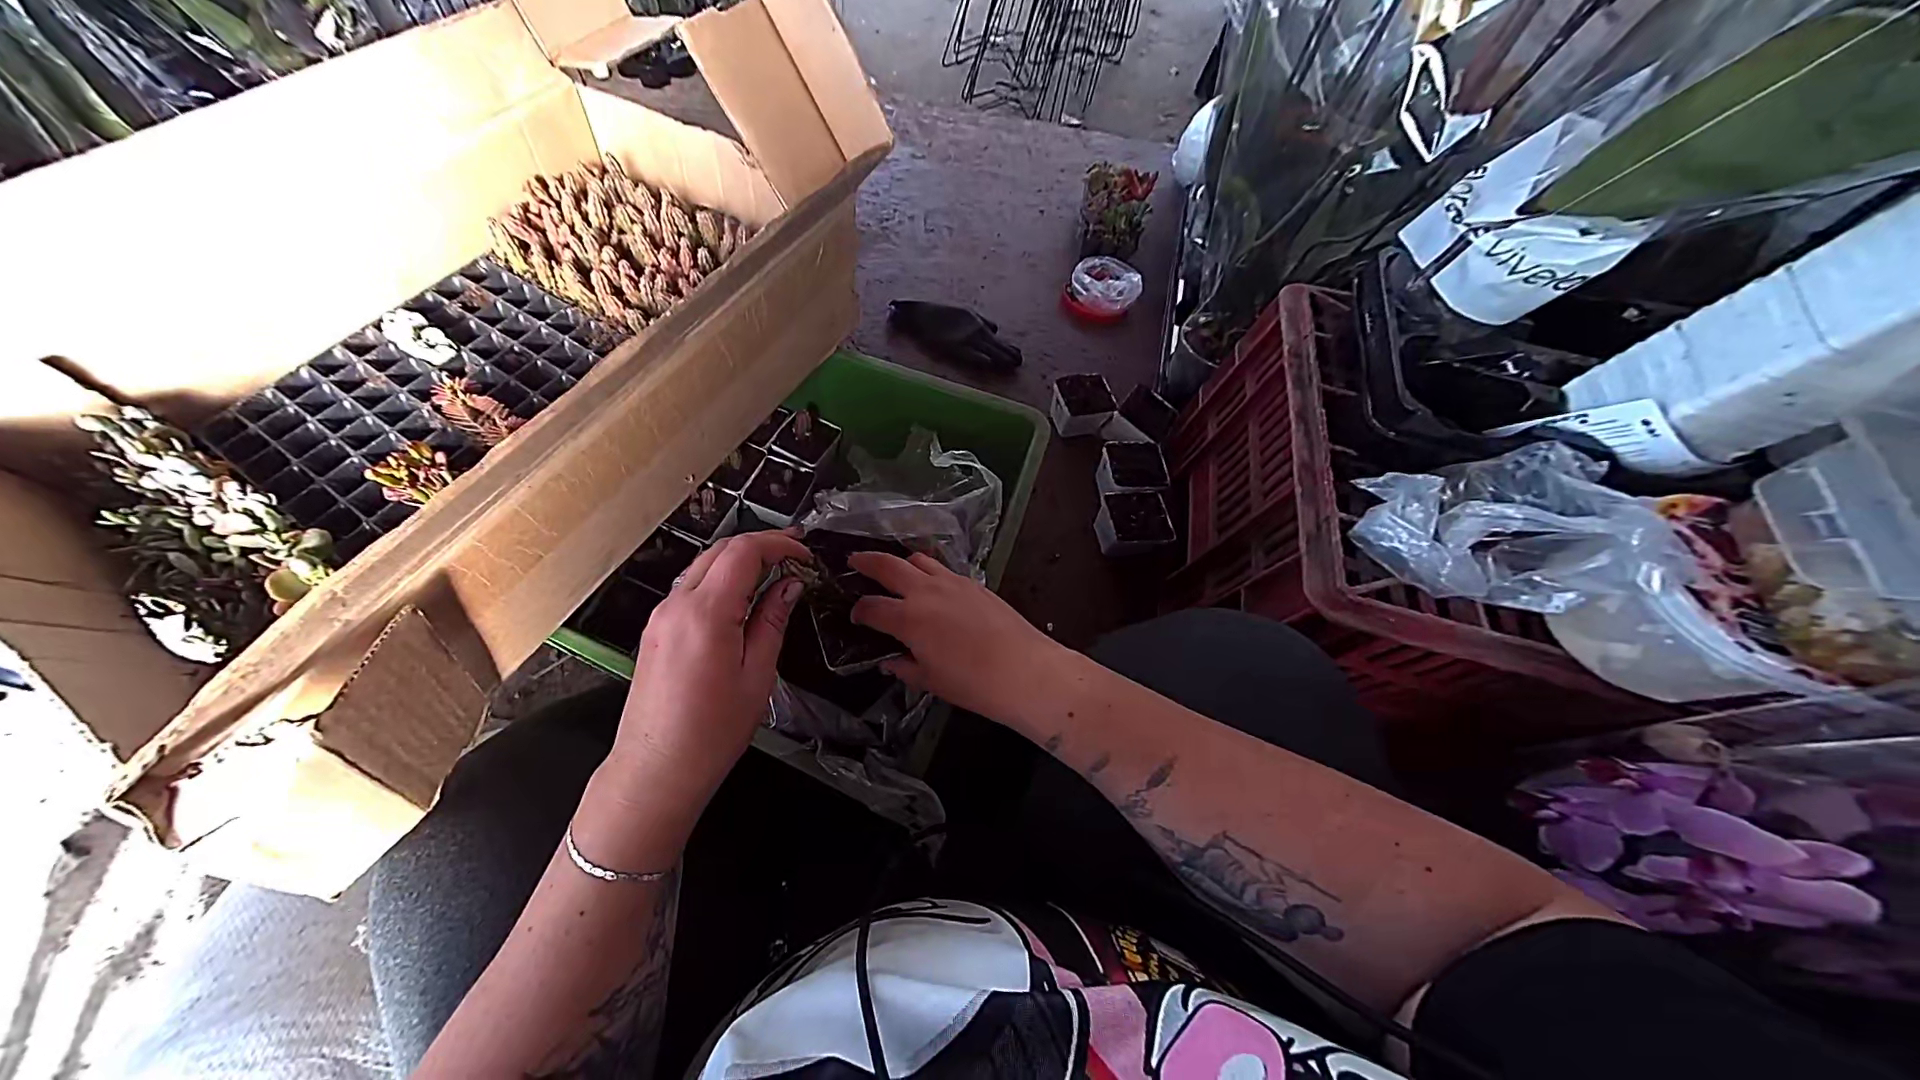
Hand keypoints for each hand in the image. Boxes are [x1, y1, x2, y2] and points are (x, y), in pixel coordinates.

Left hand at [607, 530, 810, 822]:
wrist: (656, 770)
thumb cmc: (709, 733)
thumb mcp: (757, 675)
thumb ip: (773, 621)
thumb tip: (789, 586)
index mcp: (705, 614)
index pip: (744, 552)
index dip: (779, 544)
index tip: (804, 554)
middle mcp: (676, 607)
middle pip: (721, 549)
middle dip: (761, 545)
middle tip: (795, 556)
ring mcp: (661, 617)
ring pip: (704, 565)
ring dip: (740, 561)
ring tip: (774, 576)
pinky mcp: (656, 630)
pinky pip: (690, 588)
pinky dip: (721, 581)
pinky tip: (743, 599)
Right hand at [848, 552, 1067, 720]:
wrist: (1025, 670)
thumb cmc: (974, 683)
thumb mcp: (931, 681)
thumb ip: (905, 667)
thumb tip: (890, 662)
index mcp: (909, 618)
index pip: (871, 607)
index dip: (858, 611)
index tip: (855, 616)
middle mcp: (927, 592)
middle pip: (888, 565)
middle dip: (866, 561)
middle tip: (854, 560)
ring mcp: (953, 583)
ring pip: (919, 559)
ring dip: (902, 561)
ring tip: (895, 569)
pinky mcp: (975, 584)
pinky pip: (944, 569)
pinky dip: (930, 571)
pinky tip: (932, 584)